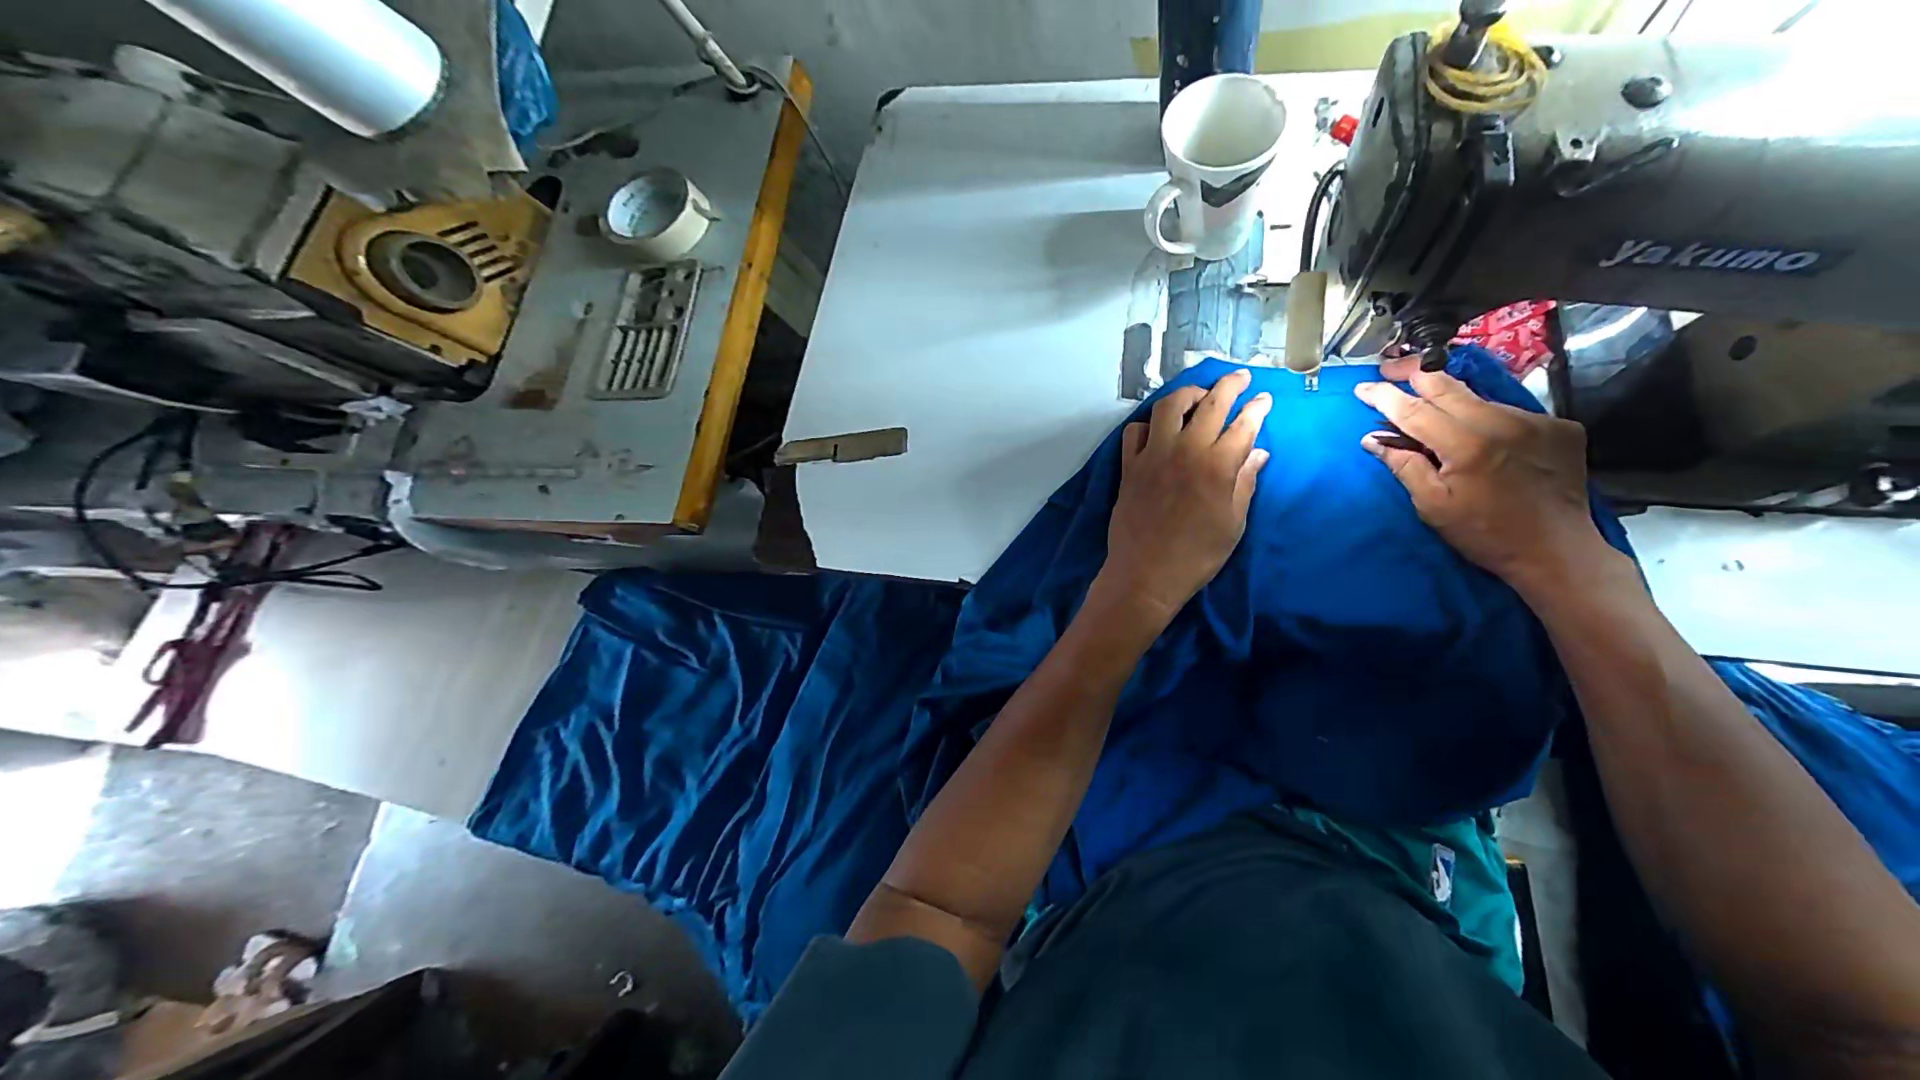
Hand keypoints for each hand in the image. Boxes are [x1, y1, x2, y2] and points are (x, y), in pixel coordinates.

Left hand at [1099, 369, 1270, 622]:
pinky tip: (1159, 428)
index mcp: (1217, 466)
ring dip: (1188, 394)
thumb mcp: (1233, 523)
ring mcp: (1152, 456)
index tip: (1265, 399)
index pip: (1243, 424)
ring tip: (1199, 395)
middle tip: (1240, 377)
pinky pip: (1136, 431)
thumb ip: (1245, 482)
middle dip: (1229, 385)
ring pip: (1169, 407)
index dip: (1257, 408)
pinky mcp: (1129, 466)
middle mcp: (1185, 451)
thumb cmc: (1197, 556)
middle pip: (1210, 404)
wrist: (1145, 574)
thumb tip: (1258, 452)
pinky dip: (1149, 423)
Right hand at [1355, 356, 1615, 595]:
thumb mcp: (1432, 505)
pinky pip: (1509, 411)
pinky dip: (1484, 417)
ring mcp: (1536, 421)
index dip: (1384, 397)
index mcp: (1467, 445)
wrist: (1556, 551)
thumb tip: (1373, 439)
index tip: (1363, 388)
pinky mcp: (1559, 427)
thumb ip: (1404, 465)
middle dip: (1414, 374)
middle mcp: (1503, 423)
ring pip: (1478, 397)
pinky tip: (1477, 433)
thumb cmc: (1484, 534)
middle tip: (1388, 369)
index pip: (1415, 410)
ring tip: (1428, 404)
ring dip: (1449, 398)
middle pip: (1448, 387)